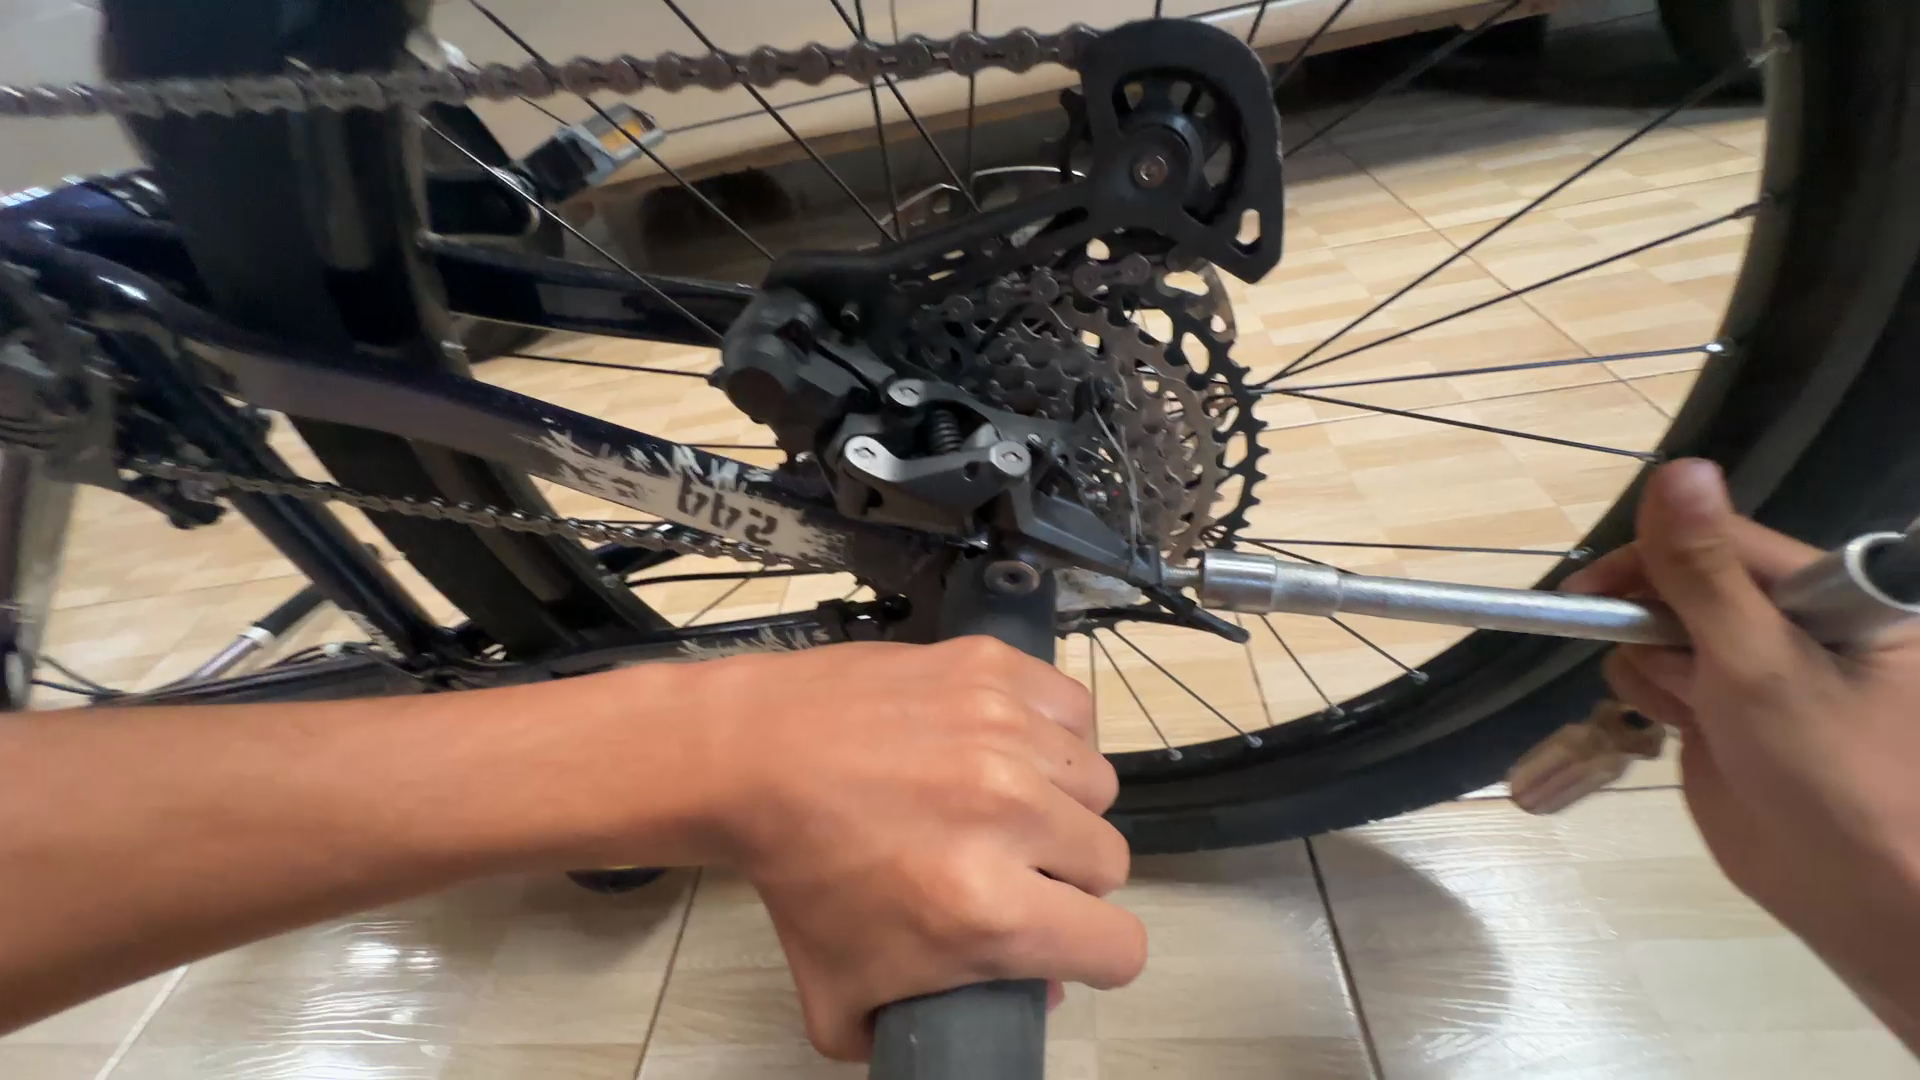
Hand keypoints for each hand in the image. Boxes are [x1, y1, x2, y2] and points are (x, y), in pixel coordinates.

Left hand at [682, 637, 1144, 1059]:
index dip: (1093, 950)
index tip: (1061, 932)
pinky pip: (1069, 708)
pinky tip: (1005, 741)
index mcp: (985, 908)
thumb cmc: (798, 872)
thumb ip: (943, 1029)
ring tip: (1003, 795)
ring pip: (1093, 782)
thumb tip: (1040, 988)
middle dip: (1068, 873)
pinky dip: (1051, 729)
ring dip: (1059, 797)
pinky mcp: (993, 668)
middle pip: (1108, 859)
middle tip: (1013, 860)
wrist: (757, 754)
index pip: (1117, 945)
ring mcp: (1005, 727)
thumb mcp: (848, 996)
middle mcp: (1010, 811)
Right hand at [1566, 460, 1919, 1045]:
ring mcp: (1752, 665)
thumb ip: (1703, 570)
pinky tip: (1682, 727)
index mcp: (1834, 597)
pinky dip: (1651, 696)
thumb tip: (1679, 467)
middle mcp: (1792, 622)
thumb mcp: (1759, 661)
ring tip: (1694, 714)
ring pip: (1654, 633)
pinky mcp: (1718, 705)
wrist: (1858, 892)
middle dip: (1652, 625)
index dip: (1650, 559)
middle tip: (1668, 670)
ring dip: (1653, 669)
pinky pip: (1653, 673)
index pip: (1718, 541)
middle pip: (1676, 585)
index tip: (1588, 593)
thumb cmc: (1833, 770)